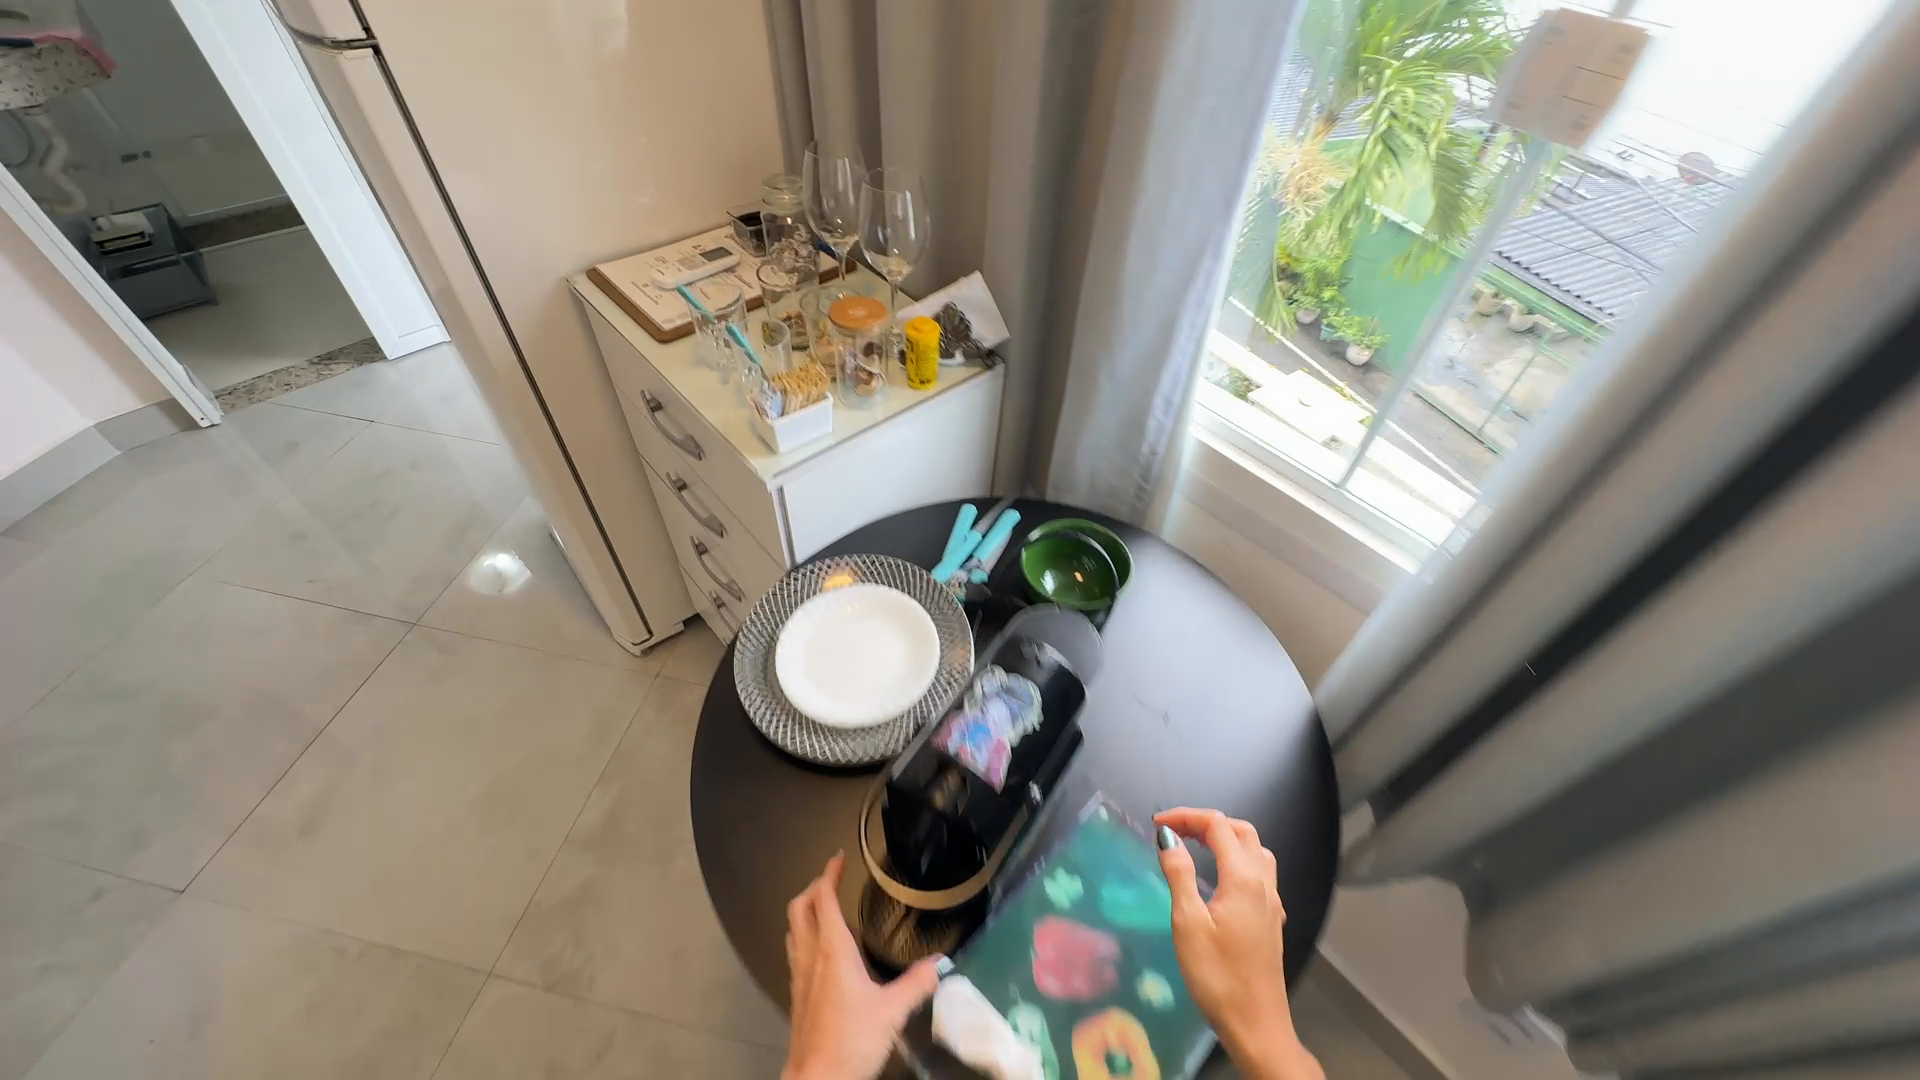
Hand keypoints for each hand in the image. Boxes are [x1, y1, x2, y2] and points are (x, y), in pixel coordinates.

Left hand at [783, 853, 941, 1079]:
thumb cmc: (851, 1041)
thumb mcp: (892, 1012)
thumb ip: (917, 983)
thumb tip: (941, 962)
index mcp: (832, 949)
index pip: (823, 898)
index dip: (829, 873)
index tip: (839, 857)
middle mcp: (811, 955)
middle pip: (800, 908)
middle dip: (813, 887)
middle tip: (832, 879)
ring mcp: (799, 976)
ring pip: (794, 929)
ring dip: (807, 911)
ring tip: (827, 908)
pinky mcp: (797, 995)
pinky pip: (796, 952)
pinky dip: (807, 936)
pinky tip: (824, 952)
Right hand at [1156, 808, 1322, 1079]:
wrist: (1257, 1027)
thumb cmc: (1217, 976)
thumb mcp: (1188, 923)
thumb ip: (1179, 873)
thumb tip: (1168, 836)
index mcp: (1242, 878)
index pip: (1217, 826)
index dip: (1185, 816)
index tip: (1156, 825)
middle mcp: (1262, 883)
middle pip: (1241, 831)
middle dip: (1206, 822)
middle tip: (1174, 831)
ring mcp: (1271, 902)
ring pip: (1255, 850)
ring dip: (1226, 838)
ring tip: (1195, 846)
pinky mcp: (1271, 920)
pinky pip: (1259, 872)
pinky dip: (1236, 859)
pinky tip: (1219, 879)